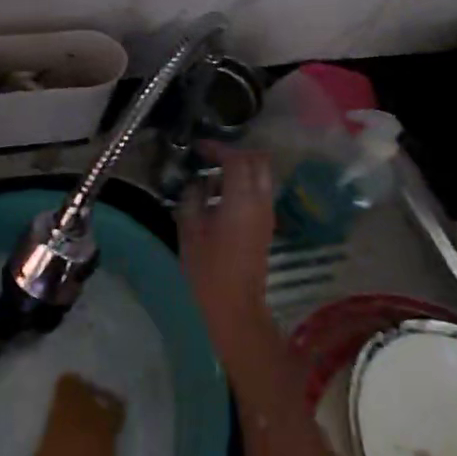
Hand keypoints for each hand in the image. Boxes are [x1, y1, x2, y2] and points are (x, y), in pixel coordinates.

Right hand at [177, 142, 277, 354]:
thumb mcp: (189, 230)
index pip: (236, 159)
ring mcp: (267, 214)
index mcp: (242, 200)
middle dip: (235, 154)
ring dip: (240, 170)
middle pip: (258, 162)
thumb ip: (192, 198)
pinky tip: (219, 199)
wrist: (234, 307)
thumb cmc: (207, 270)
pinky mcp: (266, 227)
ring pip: (261, 177)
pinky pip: (259, 193)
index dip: (217, 148)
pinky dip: (243, 186)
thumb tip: (195, 183)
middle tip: (209, 158)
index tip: (198, 148)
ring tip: (211, 179)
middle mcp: (261, 202)